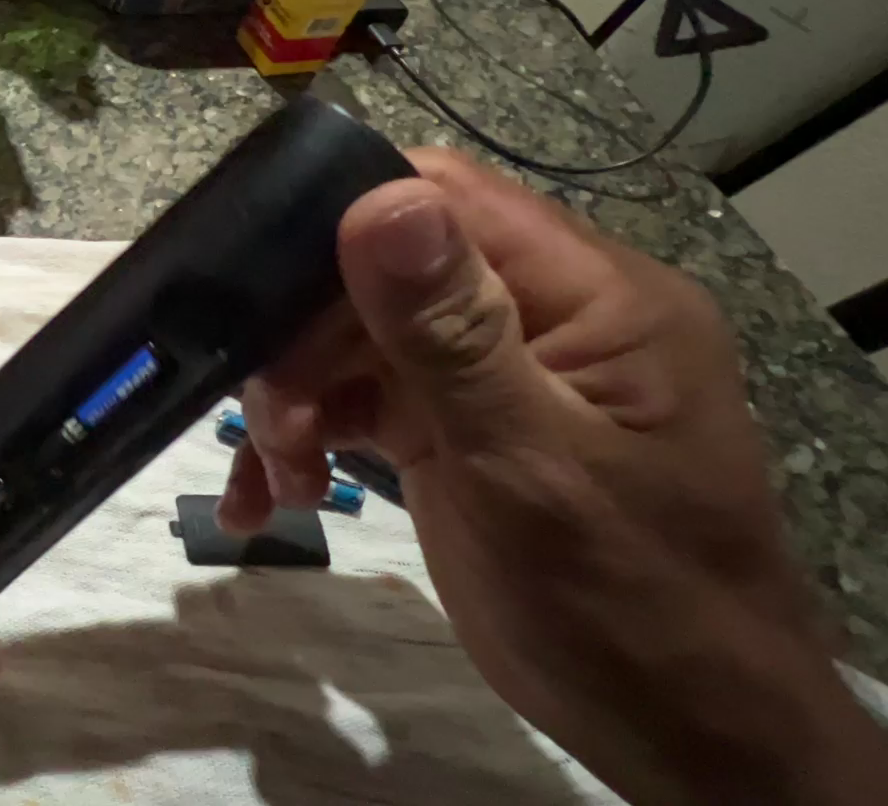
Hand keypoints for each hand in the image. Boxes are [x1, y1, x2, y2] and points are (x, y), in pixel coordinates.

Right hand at [222, 149, 884, 804]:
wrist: (666, 731)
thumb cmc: (626, 600)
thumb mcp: (531, 463)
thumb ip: (452, 333)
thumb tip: (379, 202)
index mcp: (584, 296)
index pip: (447, 199)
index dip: (345, 218)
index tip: (263, 280)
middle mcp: (525, 317)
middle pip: (371, 277)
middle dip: (304, 346)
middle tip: (276, 422)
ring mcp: (473, 371)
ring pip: (341, 343)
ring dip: (291, 404)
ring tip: (282, 477)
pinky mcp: (433, 422)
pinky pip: (343, 404)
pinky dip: (295, 444)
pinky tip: (263, 497)